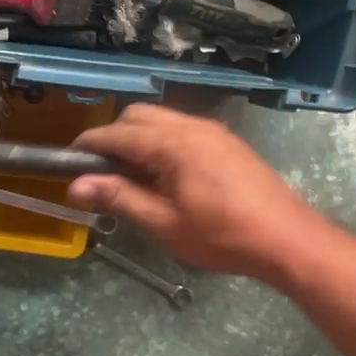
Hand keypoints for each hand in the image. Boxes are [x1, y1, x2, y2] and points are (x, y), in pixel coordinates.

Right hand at [68, 104, 331, 282]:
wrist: (287, 239)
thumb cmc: (221, 236)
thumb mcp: (163, 222)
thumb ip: (119, 197)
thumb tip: (75, 185)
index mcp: (173, 145)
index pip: (117, 134)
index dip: (89, 144)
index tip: (69, 159)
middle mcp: (191, 127)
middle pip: (137, 115)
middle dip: (113, 136)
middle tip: (101, 171)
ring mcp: (212, 131)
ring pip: (161, 118)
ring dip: (137, 137)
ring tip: (130, 175)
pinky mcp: (226, 141)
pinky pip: (181, 127)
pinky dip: (161, 140)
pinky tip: (162, 173)